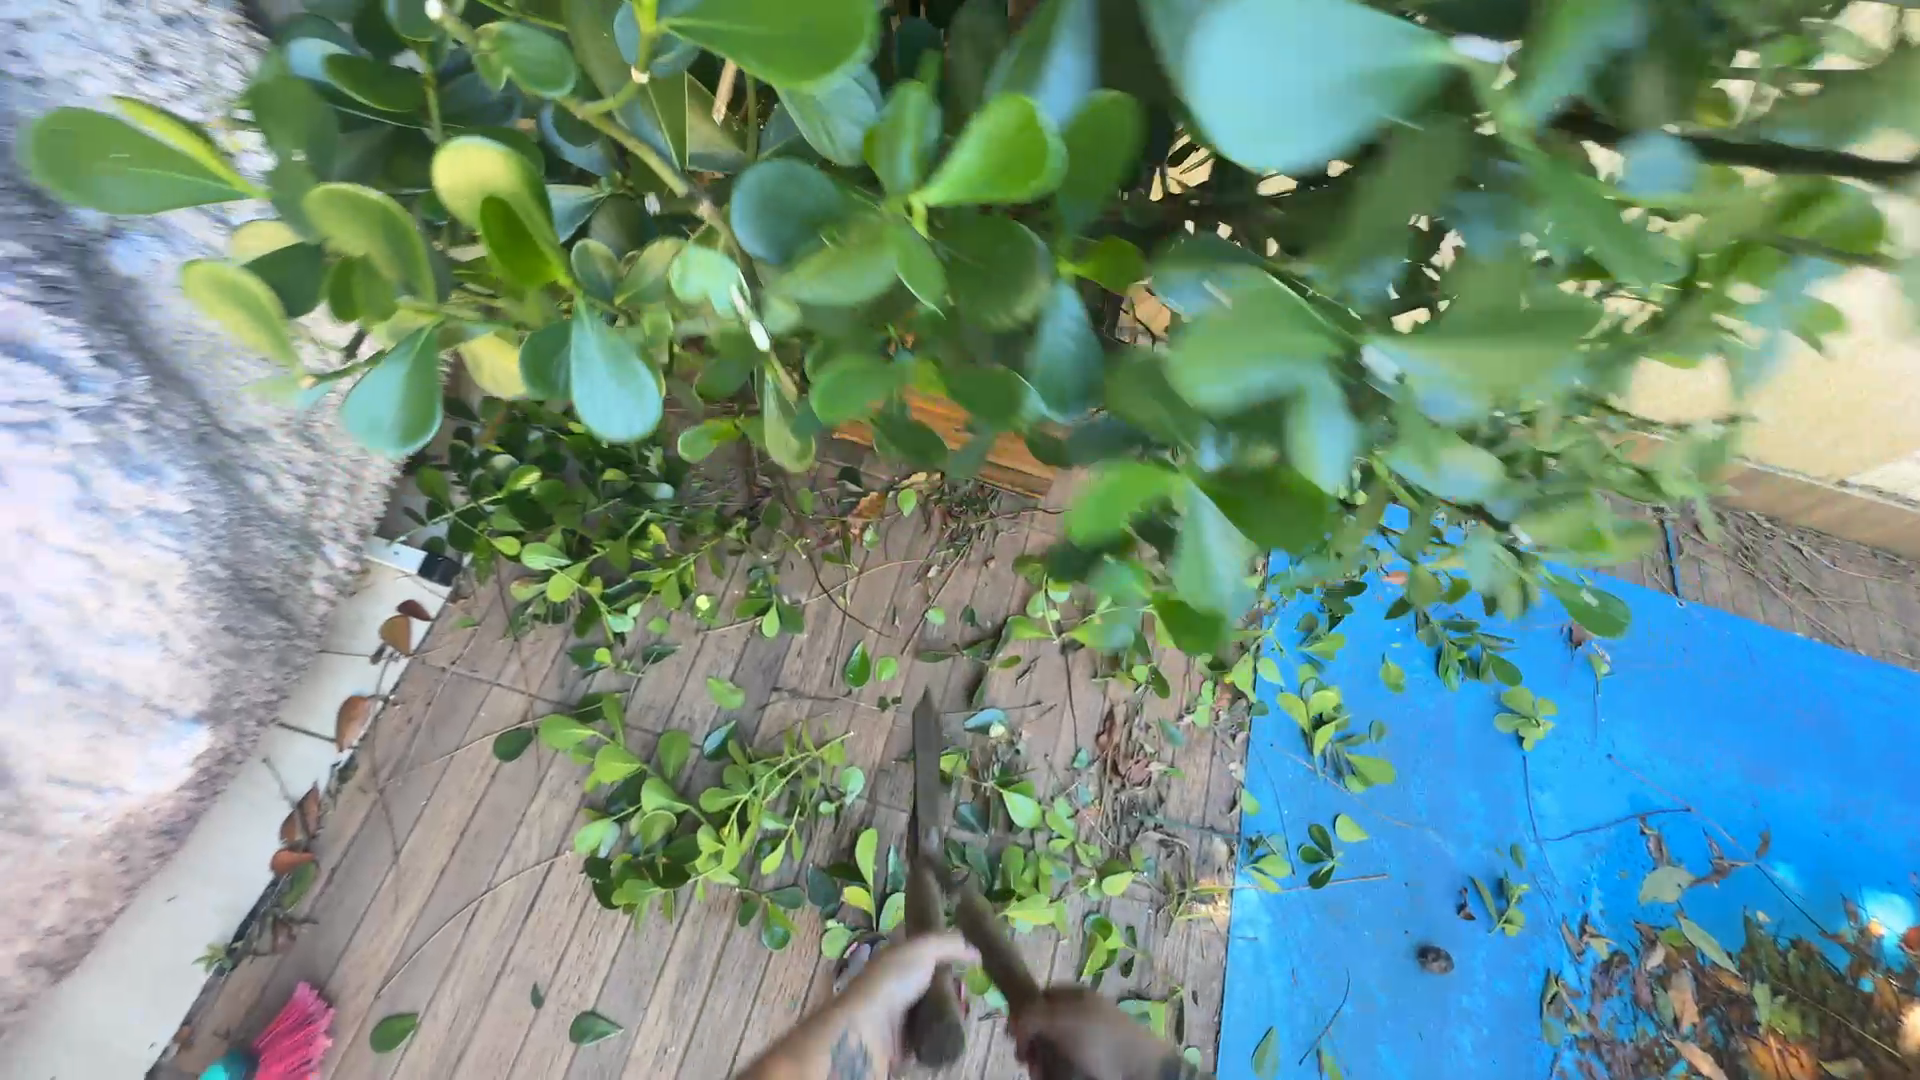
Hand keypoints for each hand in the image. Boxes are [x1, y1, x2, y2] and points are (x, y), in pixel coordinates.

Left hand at [835, 931, 977, 1063]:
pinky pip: (927, 1036)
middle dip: (949, 983)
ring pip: (929, 1009)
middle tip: (970, 986)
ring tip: (966, 1010)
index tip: (965, 953)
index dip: (941, 947)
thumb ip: (949, 944)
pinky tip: (955, 1030)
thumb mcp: (923, 948)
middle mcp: (896, 982)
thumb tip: (976, 952)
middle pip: (928, 980)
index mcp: (896, 956)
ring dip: (947, 1011)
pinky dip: (940, 1034)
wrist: (867, 1029)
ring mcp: (898, 1013)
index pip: (920, 947)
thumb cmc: (892, 979)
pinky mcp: (902, 1042)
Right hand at [1012, 988, 1208, 1079]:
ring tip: (1043, 1075)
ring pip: (1052, 1053)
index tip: (1015, 1038)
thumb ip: (1031, 1013)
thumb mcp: (1061, 1019)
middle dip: (1032, 1048)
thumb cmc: (1100, 1039)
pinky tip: (1057, 1078)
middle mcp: (1077, 1017)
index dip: (1023, 1017)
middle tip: (1030, 1064)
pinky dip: (1058, 1075)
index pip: (1037, 999)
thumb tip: (1012, 1020)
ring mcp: (1086, 1044)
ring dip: (1043, 1066)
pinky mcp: (1091, 1067)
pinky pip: (1065, 1069)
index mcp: (1073, 997)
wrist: (1141, 1071)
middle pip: (1042, 1030)